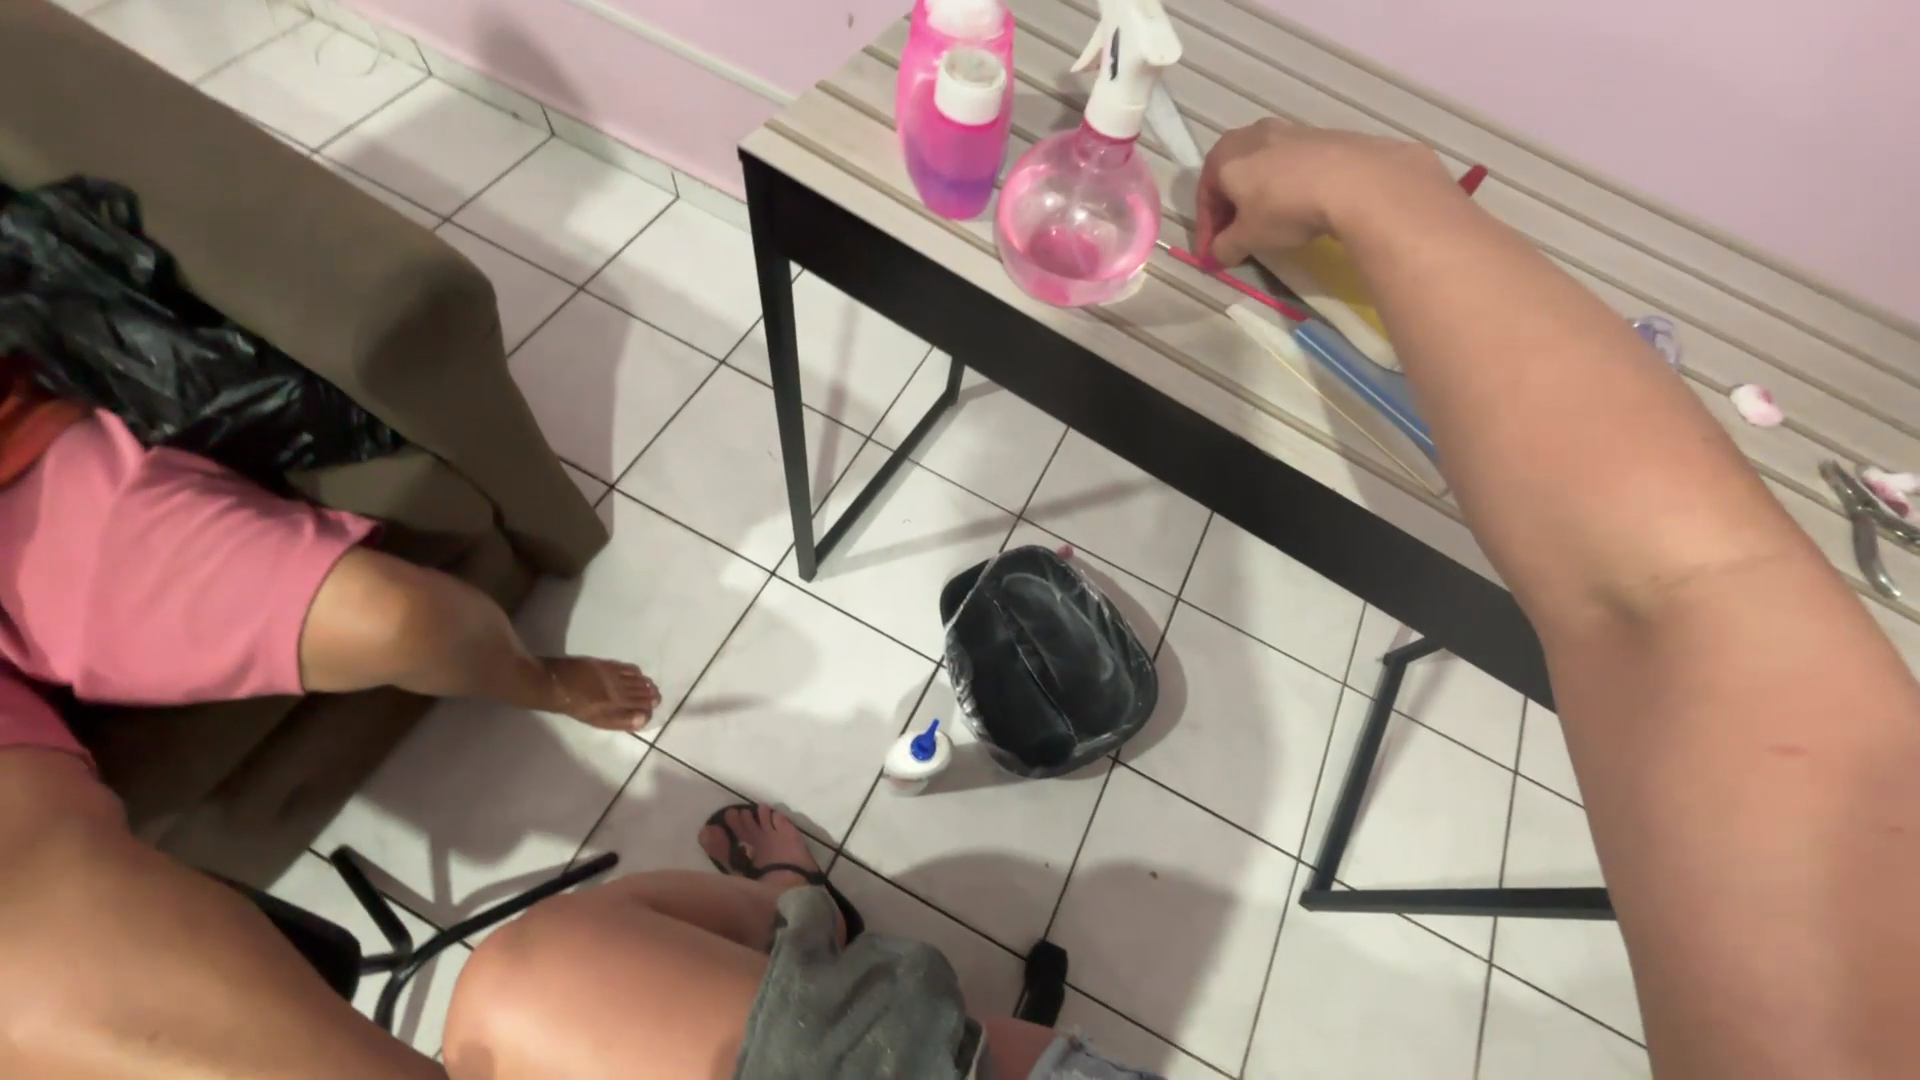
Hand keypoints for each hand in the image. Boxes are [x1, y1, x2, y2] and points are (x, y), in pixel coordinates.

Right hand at [1194, 120, 1445, 265]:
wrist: (1352, 180)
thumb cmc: (1283, 207)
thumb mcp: (1246, 238)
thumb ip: (1224, 247)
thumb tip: (1218, 255)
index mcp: (1224, 154)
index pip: (1205, 196)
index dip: (1206, 230)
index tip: (1211, 255)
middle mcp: (1251, 134)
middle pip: (1231, 178)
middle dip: (1229, 211)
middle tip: (1234, 239)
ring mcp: (1288, 130)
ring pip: (1261, 170)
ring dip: (1257, 198)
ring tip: (1266, 225)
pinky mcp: (1319, 136)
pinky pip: (1289, 167)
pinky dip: (1283, 188)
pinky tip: (1295, 208)